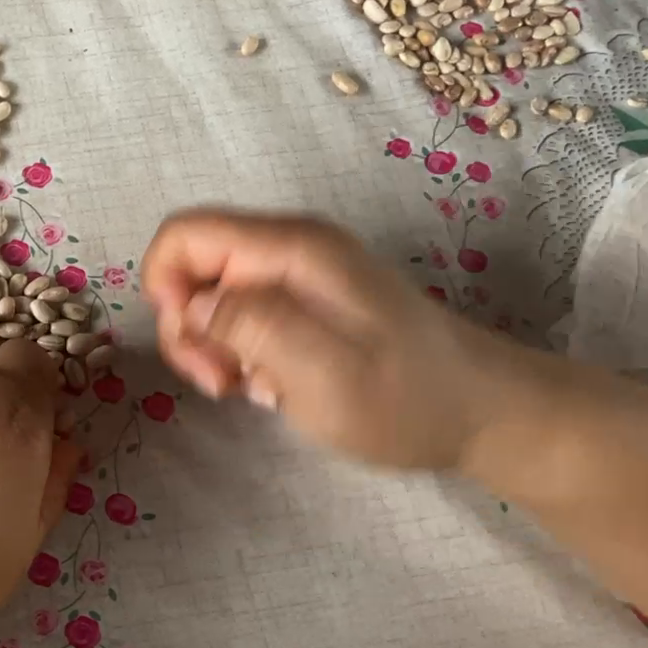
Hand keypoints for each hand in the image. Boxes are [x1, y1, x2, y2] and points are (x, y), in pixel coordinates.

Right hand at [142, 208, 536, 469]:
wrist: (483, 414)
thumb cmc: (407, 400)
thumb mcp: (326, 373)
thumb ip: (254, 327)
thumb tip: (194, 304)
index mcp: (291, 249)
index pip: (184, 233)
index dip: (164, 284)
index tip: (190, 342)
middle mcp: (286, 248)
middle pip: (189, 266)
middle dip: (185, 326)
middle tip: (220, 381)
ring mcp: (293, 273)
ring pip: (205, 293)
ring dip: (205, 344)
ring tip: (241, 387)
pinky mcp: (298, 300)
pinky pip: (233, 312)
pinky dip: (230, 349)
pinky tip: (262, 381)